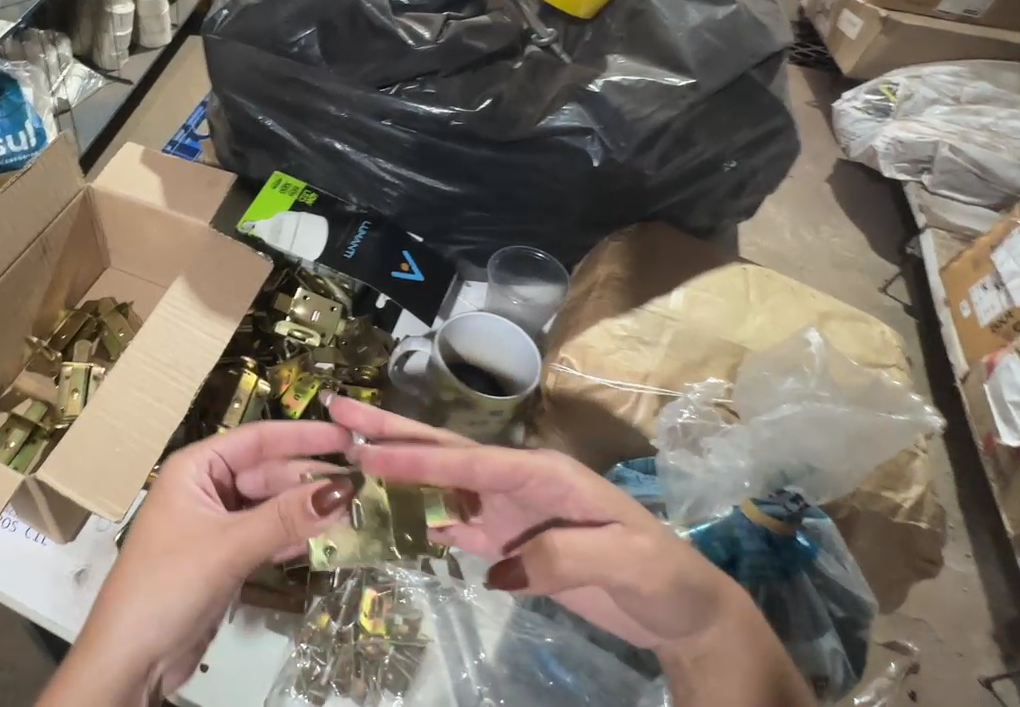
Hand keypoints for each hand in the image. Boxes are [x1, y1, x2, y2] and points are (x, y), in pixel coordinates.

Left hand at [39, 420, 358, 705]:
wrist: (129, 659)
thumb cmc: (166, 586)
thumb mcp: (228, 547)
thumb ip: (284, 519)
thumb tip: (341, 490)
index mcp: (196, 467)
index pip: (257, 439)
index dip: (303, 436)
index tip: (346, 436)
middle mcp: (206, 487)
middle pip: (268, 473)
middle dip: (309, 479)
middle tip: (360, 484)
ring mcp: (216, 524)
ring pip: (270, 506)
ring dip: (305, 510)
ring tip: (352, 510)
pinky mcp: (225, 557)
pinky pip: (266, 535)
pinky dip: (292, 537)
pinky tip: (324, 539)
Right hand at [330, 395, 741, 650]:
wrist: (681, 610)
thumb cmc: (662, 574)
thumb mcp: (626, 561)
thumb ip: (563, 555)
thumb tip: (498, 567)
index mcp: (543, 472)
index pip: (469, 461)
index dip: (417, 459)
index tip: (368, 453)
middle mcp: (515, 481)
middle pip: (444, 453)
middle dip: (390, 433)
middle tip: (339, 408)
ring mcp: (505, 510)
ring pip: (438, 484)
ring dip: (393, 469)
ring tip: (346, 451)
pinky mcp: (503, 541)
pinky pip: (450, 525)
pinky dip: (415, 517)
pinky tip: (384, 514)